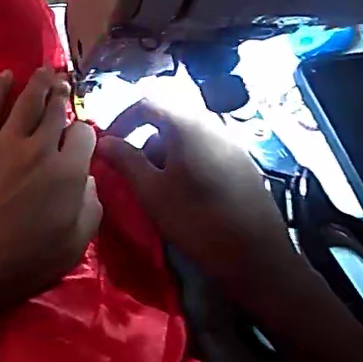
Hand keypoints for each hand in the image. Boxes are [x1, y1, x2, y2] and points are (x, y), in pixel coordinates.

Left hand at [0, 68, 102, 322]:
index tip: (79, 133)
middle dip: (62, 96)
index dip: (83, 132)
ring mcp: (6, 139)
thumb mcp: (73, 246)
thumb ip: (89, 210)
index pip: (84, 137)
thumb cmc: (21, 260)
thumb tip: (88, 180)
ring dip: (39, 84)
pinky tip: (6, 75)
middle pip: (56, 112)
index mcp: (69, 173)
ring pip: (27, 102)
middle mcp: (41, 147)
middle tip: (64, 85)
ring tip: (45, 71)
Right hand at [98, 98, 302, 301]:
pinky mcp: (244, 165)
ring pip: (188, 138)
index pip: (148, 103)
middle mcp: (214, 125)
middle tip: (135, 171)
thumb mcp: (151, 191)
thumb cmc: (197, 220)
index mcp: (189, 125)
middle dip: (146, 141)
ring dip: (166, 155)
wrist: (257, 258)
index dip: (122, 119)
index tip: (110, 145)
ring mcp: (233, 145)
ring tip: (159, 189)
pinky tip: (187, 195)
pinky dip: (187, 163)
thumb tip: (104, 141)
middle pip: (169, 120)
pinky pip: (206, 152)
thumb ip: (125, 160)